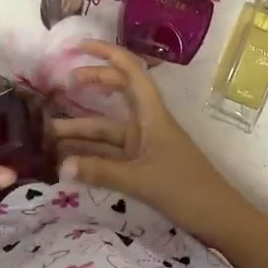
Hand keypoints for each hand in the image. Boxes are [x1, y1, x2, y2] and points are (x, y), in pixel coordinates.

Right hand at [49, 41, 247, 240]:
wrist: (220, 220)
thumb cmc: (187, 190)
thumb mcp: (141, 180)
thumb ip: (100, 172)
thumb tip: (60, 166)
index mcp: (152, 115)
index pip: (129, 71)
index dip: (105, 53)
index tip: (78, 47)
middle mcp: (147, 124)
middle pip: (116, 94)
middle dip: (89, 86)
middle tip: (59, 88)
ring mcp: (144, 145)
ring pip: (107, 129)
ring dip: (81, 130)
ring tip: (47, 135)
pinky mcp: (142, 166)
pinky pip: (109, 153)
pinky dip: (89, 155)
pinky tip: (66, 160)